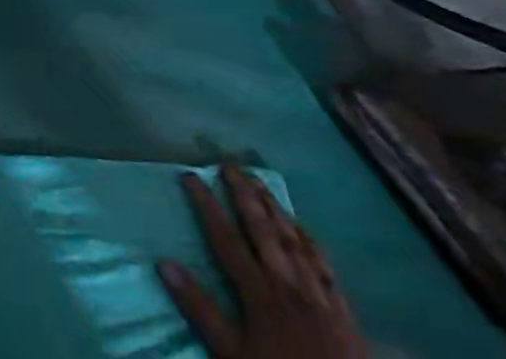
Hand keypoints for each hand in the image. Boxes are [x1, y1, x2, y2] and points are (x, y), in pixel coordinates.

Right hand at [156, 164, 366, 358]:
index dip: (206, 204)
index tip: (190, 176)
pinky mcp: (342, 309)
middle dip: (244, 194)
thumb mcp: (231, 353)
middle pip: (262, 230)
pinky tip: (301, 226)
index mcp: (259, 293)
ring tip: (259, 181)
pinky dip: (310, 240)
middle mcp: (287, 284)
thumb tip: (164, 262)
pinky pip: (324, 265)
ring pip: (293, 240)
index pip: (226, 238)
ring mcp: (318, 294)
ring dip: (274, 207)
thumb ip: (200, 308)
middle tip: (229, 164)